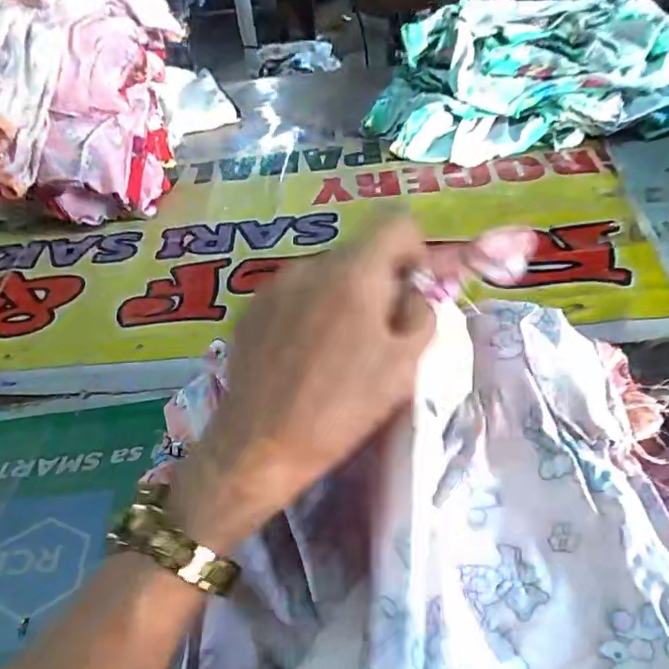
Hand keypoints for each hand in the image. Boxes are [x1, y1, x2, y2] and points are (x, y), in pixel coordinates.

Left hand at [170, 215, 435, 550]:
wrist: (260, 447)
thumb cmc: (339, 411)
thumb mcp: (403, 368)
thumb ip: (421, 315)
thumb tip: (413, 294)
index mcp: (352, 272)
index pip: (397, 221)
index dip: (415, 253)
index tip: (411, 296)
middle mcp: (308, 266)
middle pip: (357, 253)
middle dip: (376, 284)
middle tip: (376, 338)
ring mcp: (271, 288)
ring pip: (323, 278)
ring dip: (339, 301)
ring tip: (334, 355)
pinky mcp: (248, 314)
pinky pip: (292, 299)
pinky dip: (307, 316)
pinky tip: (301, 360)